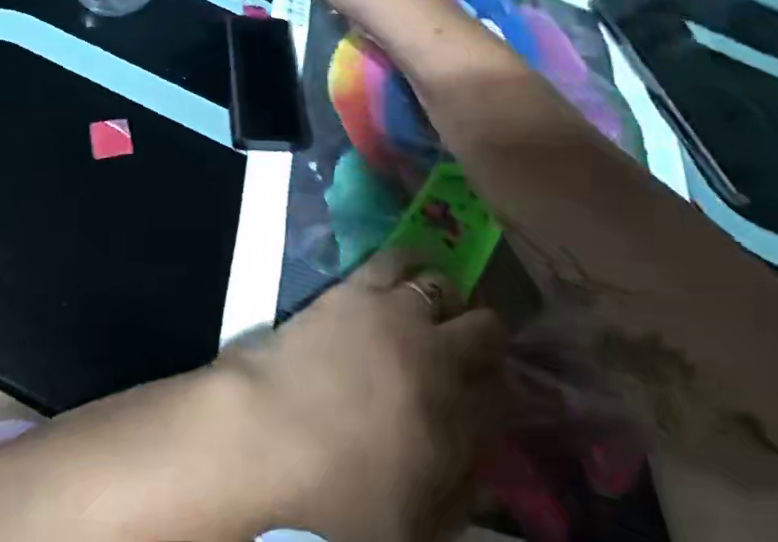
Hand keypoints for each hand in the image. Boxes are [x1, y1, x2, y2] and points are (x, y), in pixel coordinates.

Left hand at [215, 251, 507, 541]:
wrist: (268, 442)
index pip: (508, 395)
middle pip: (485, 331)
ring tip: (432, 301)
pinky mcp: (351, 290)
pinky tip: (403, 266)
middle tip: (466, 345)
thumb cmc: (341, 501)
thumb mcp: (418, 521)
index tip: (492, 394)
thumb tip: (478, 462)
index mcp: (463, 423)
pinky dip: (405, 262)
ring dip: (442, 296)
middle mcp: (438, 359)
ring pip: (440, 286)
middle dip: (484, 337)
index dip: (504, 392)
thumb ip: (457, 487)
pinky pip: (391, 262)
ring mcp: (395, 317)